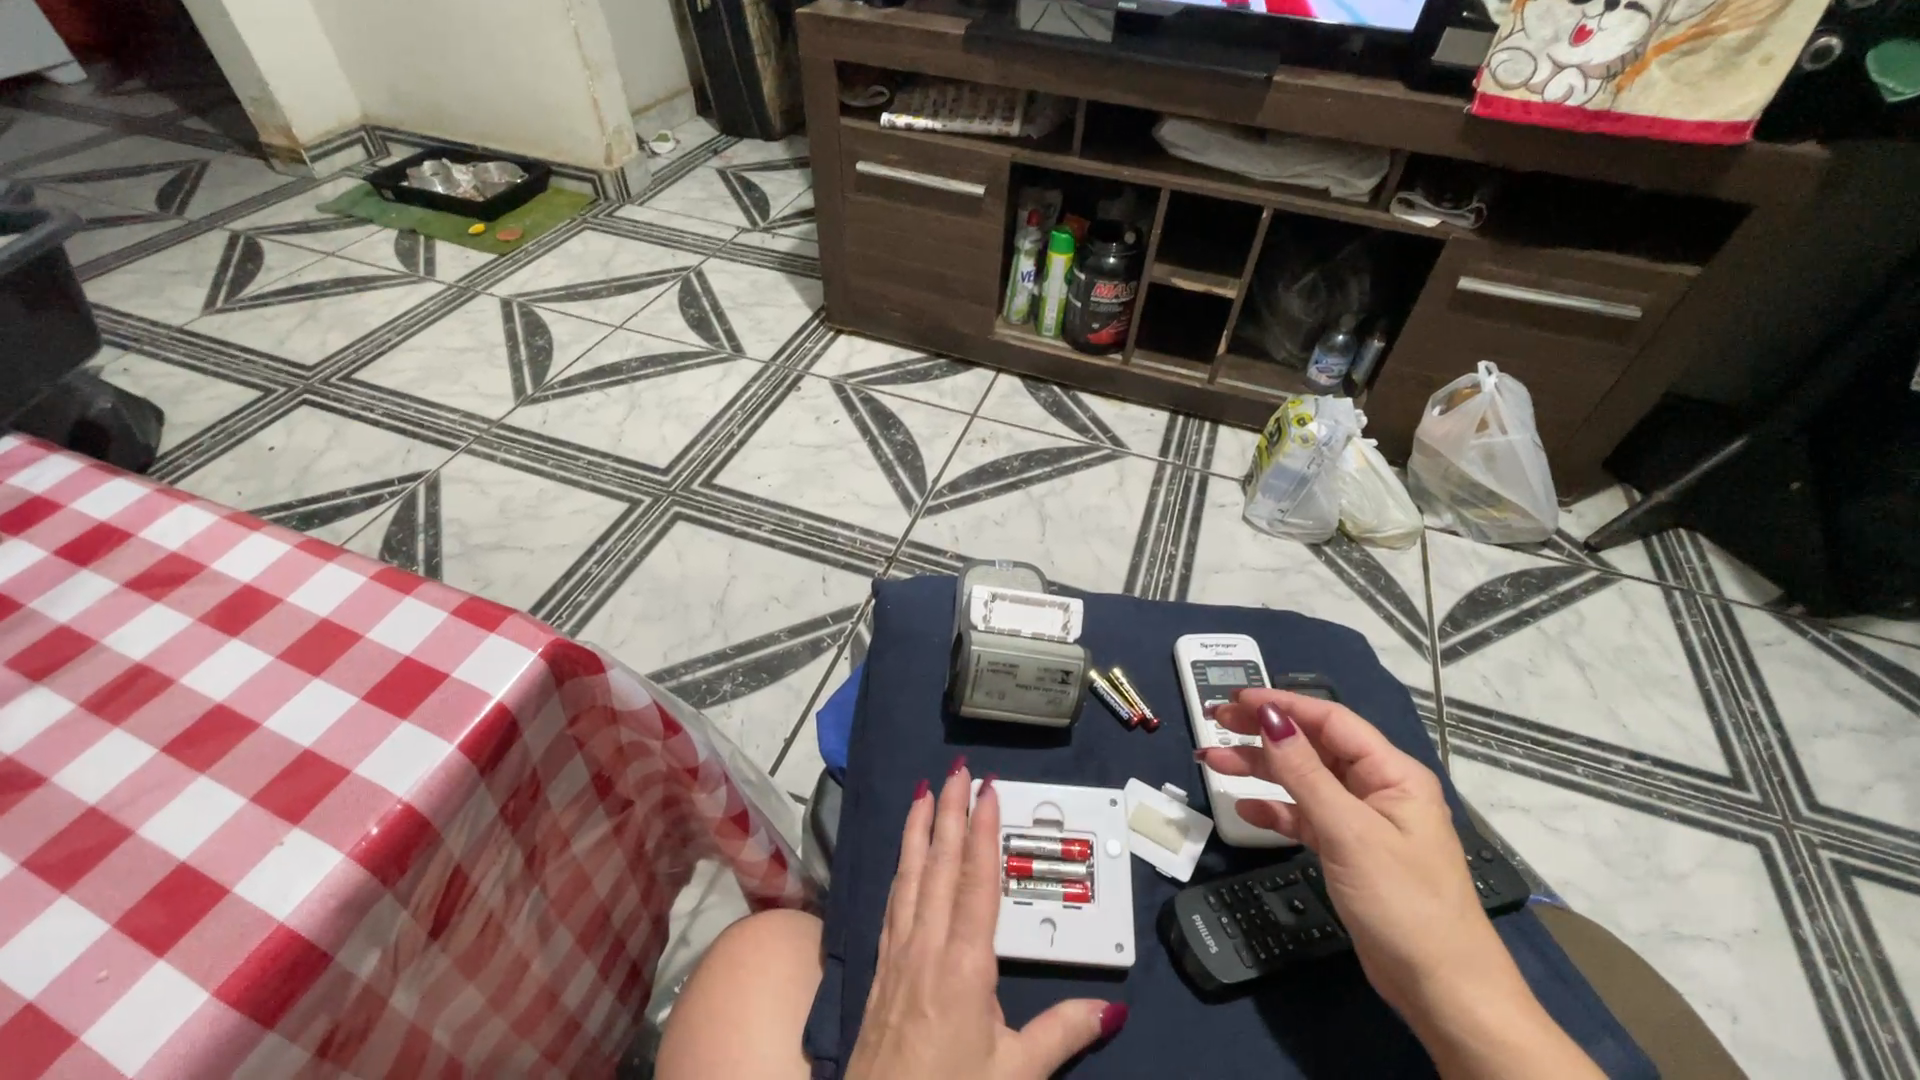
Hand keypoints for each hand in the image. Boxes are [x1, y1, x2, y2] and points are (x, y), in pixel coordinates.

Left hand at [844, 761, 1127, 1079]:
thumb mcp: (1016, 1073)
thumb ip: (1062, 1033)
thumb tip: (1112, 1008)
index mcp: (964, 964)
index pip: (976, 882)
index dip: (982, 833)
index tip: (986, 791)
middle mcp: (926, 948)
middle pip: (938, 867)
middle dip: (947, 814)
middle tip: (955, 771)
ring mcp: (898, 955)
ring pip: (909, 877)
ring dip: (917, 832)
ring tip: (922, 794)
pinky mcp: (882, 970)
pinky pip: (893, 904)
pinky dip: (900, 870)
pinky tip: (903, 858)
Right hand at [1195, 690, 1600, 1079]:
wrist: (1441, 987)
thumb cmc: (1403, 902)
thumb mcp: (1349, 831)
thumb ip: (1305, 772)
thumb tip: (1271, 718)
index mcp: (1391, 774)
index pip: (1331, 721)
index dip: (1282, 705)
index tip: (1234, 700)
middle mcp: (1377, 789)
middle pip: (1313, 747)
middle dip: (1264, 733)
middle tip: (1214, 724)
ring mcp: (1362, 821)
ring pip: (1304, 781)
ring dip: (1261, 770)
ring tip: (1213, 763)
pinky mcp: (1348, 852)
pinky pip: (1305, 817)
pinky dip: (1275, 810)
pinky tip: (1244, 808)